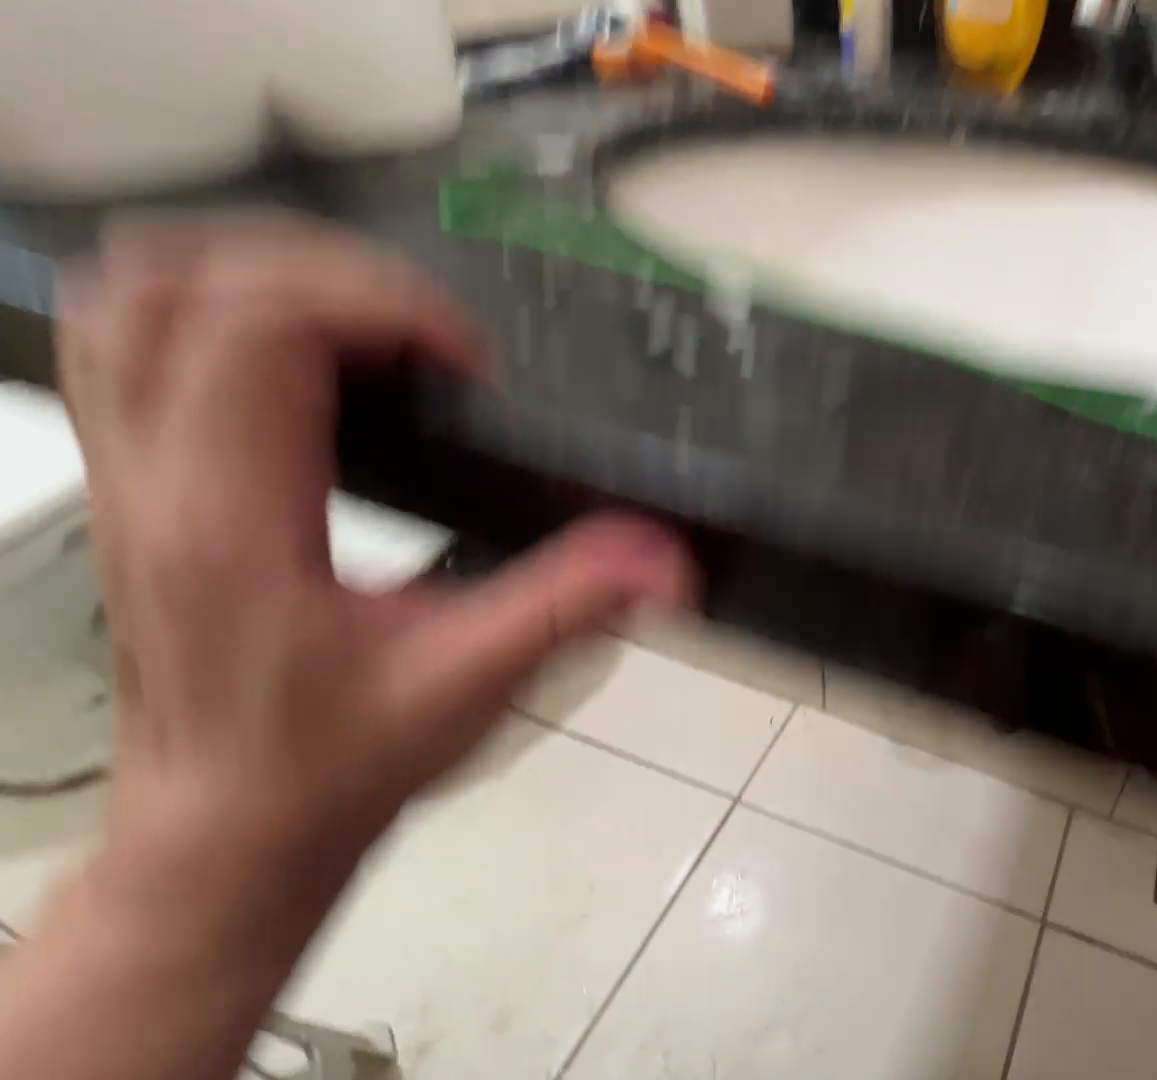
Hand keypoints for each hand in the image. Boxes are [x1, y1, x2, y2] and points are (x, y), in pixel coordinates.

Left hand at [58, 215, 694, 872]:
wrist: (227, 830)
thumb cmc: (338, 763)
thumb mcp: (472, 682)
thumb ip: (574, 606)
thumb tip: (674, 561)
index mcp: (237, 517)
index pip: (263, 330)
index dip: (382, 309)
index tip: (473, 368)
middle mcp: (160, 477)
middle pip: (185, 284)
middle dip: (330, 276)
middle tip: (433, 337)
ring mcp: (130, 476)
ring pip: (134, 298)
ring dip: (264, 280)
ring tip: (375, 327)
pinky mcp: (139, 485)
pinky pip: (135, 343)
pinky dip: (223, 312)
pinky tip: (314, 358)